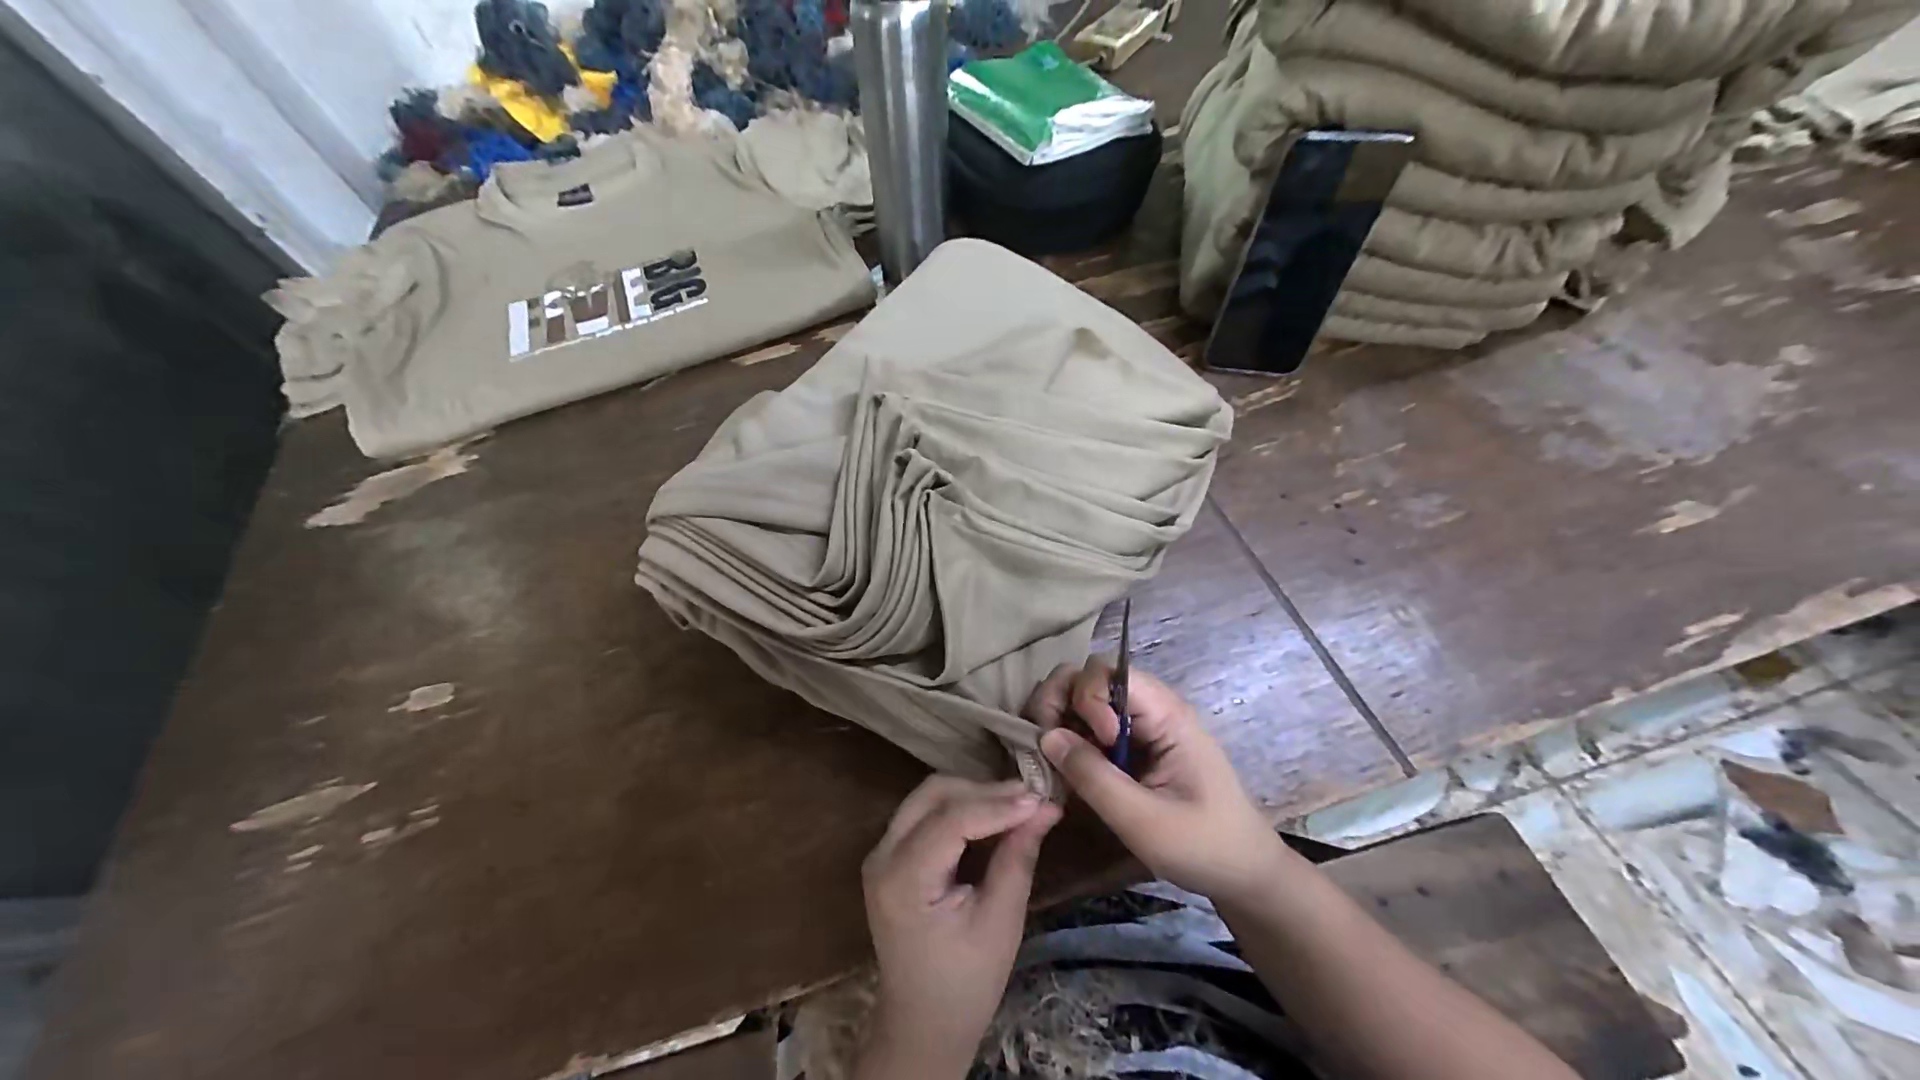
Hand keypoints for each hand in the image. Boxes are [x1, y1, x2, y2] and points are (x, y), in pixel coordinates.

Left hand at [856, 776, 1060, 1078]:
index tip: (1041, 799)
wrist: (923, 1022)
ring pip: (927, 797)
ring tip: (1017, 803)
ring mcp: (881, 853)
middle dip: (984, 791)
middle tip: (1030, 798)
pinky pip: (924, 813)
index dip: (998, 804)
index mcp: (903, 880)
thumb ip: (1018, 857)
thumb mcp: (1001, 922)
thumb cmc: (966, 982)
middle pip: (933, 794)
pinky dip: (959, 807)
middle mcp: (882, 856)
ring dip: (972, 793)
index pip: (952, 819)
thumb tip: (1047, 807)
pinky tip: (991, 814)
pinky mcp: (890, 856)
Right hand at [1024, 660, 1296, 902]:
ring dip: (1060, 720)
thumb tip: (1045, 736)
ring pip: (1083, 699)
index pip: (1109, 671)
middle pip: (1089, 677)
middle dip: (1060, 701)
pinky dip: (1069, 740)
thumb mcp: (1143, 821)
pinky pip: (1089, 727)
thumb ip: (1093, 776)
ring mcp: (1138, 727)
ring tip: (1054, 760)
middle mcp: (1149, 709)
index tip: (1100, 743)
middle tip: (1049, 743)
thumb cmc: (1202, 845)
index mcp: (1166, 714)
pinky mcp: (1130, 746)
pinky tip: (1065, 770)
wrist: (1242, 873)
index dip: (1089, 698)